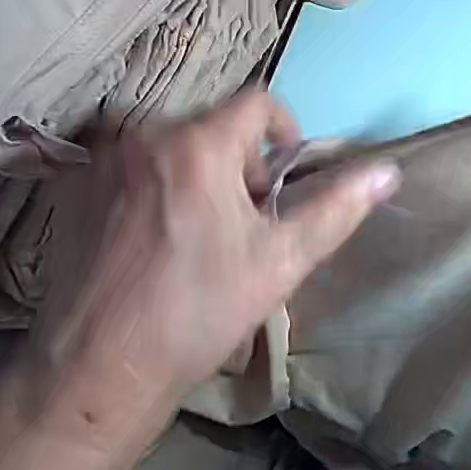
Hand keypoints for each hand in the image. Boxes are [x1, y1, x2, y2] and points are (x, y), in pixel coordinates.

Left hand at [0, 90, 398, 469]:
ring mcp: (108, 156)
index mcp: (199, 143)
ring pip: (179, 142)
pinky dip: (163, 181)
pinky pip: (141, 159)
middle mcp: (148, 133)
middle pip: (217, 124)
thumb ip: (337, 207)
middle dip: (241, 161)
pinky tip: (158, 237)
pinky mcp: (82, 180)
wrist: (98, 368)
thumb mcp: (281, 261)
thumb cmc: (199, 311)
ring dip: (203, 171)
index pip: (258, 101)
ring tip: (201, 232)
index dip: (283, 131)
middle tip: (243, 220)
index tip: (280, 181)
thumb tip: (388, 170)